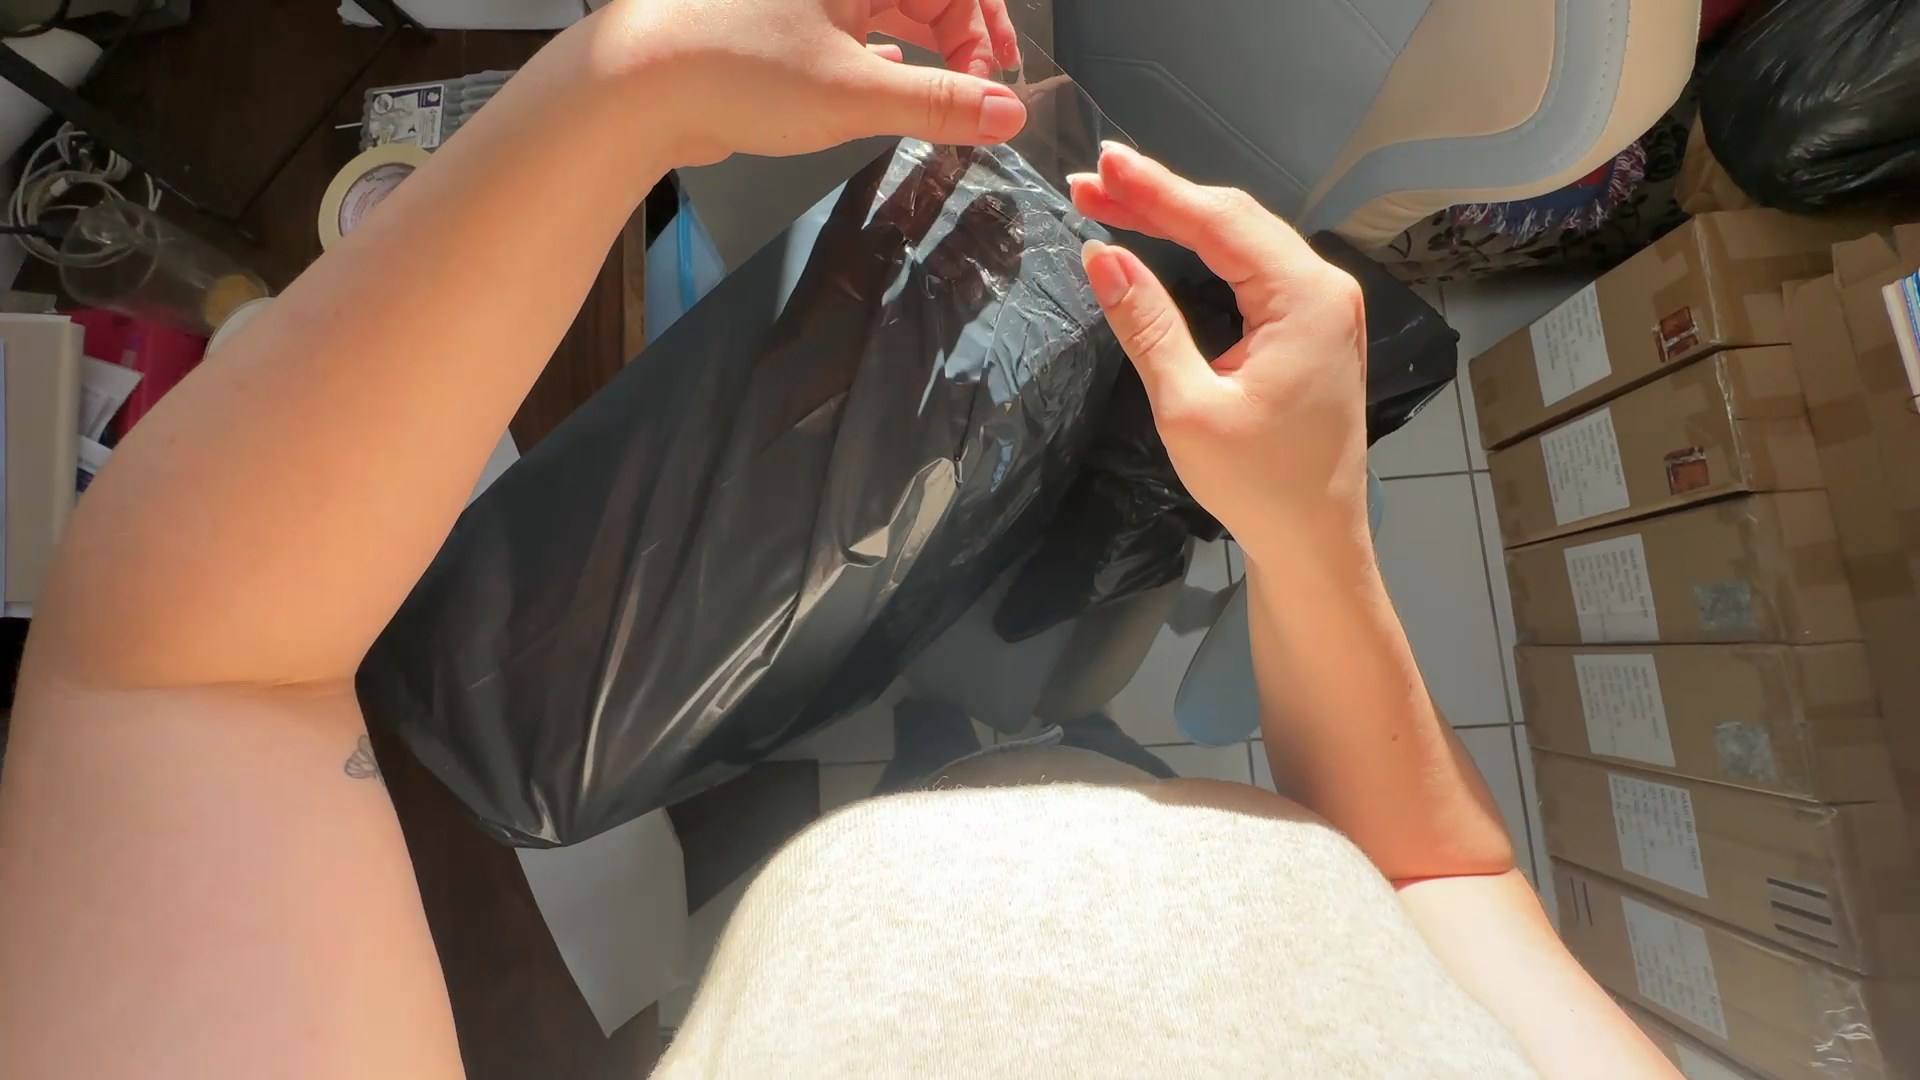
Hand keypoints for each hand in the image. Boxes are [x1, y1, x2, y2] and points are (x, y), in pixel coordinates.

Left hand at [575, 0, 1027, 165]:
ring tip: (945, 102)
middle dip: (962, 45)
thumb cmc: (739, 71)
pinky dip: (885, 57)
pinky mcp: (795, 23)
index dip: (984, 32)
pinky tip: (893, 81)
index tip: (991, 90)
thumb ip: (938, 104)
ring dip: (929, 56)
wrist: (645, 89)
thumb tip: (1006, 113)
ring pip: (896, 12)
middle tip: (974, 103)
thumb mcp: (854, 93)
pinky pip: (860, 30)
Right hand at [1068, 144, 1370, 565]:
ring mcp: (1320, 307)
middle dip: (1159, 199)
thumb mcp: (1187, 406)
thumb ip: (1146, 325)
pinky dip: (1204, 252)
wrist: (1312, 536)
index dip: (1154, 190)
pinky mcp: (1308, 328)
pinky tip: (1168, 241)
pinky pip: (1250, 271)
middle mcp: (1322, 288)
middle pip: (1232, 221)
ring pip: (1241, 242)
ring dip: (1178, 221)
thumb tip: (1102, 258)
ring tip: (1115, 203)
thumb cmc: (1254, 483)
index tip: (1099, 166)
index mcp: (1303, 299)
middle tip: (1091, 183)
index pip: (1219, 221)